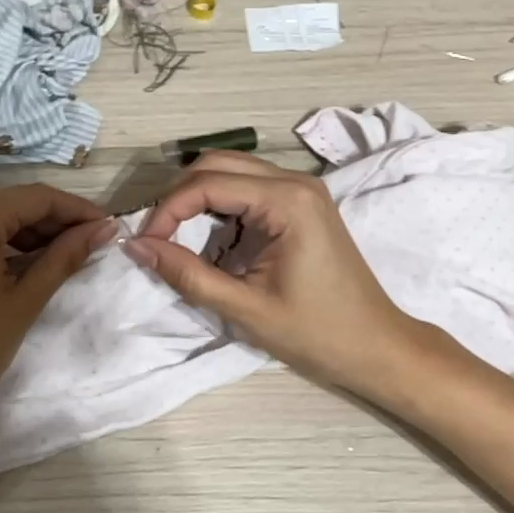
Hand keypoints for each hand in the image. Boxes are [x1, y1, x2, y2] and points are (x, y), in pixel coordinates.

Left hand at [0, 184, 114, 435]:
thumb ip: (63, 258)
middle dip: (56, 221)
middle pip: (16, 202)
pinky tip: (29, 263)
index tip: (109, 229)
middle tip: (94, 246)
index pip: (38, 198)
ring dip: (31, 232)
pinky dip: (4, 242)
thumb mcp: (23, 302)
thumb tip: (103, 230)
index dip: (77, 210)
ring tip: (67, 257)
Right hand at [122, 151, 457, 400]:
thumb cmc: (317, 334)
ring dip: (195, 198)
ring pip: (229, 170)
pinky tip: (207, 236)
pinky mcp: (301, 202)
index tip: (144, 244)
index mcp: (287, 201)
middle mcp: (294, 181)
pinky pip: (246, 186)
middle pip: (214, 164)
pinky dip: (217, 204)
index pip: (206, 184)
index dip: (167, 210)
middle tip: (156, 237)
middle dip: (177, 198)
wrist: (378, 348)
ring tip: (174, 237)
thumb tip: (135, 247)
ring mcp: (301, 189)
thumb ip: (187, 274)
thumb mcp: (244, 308)